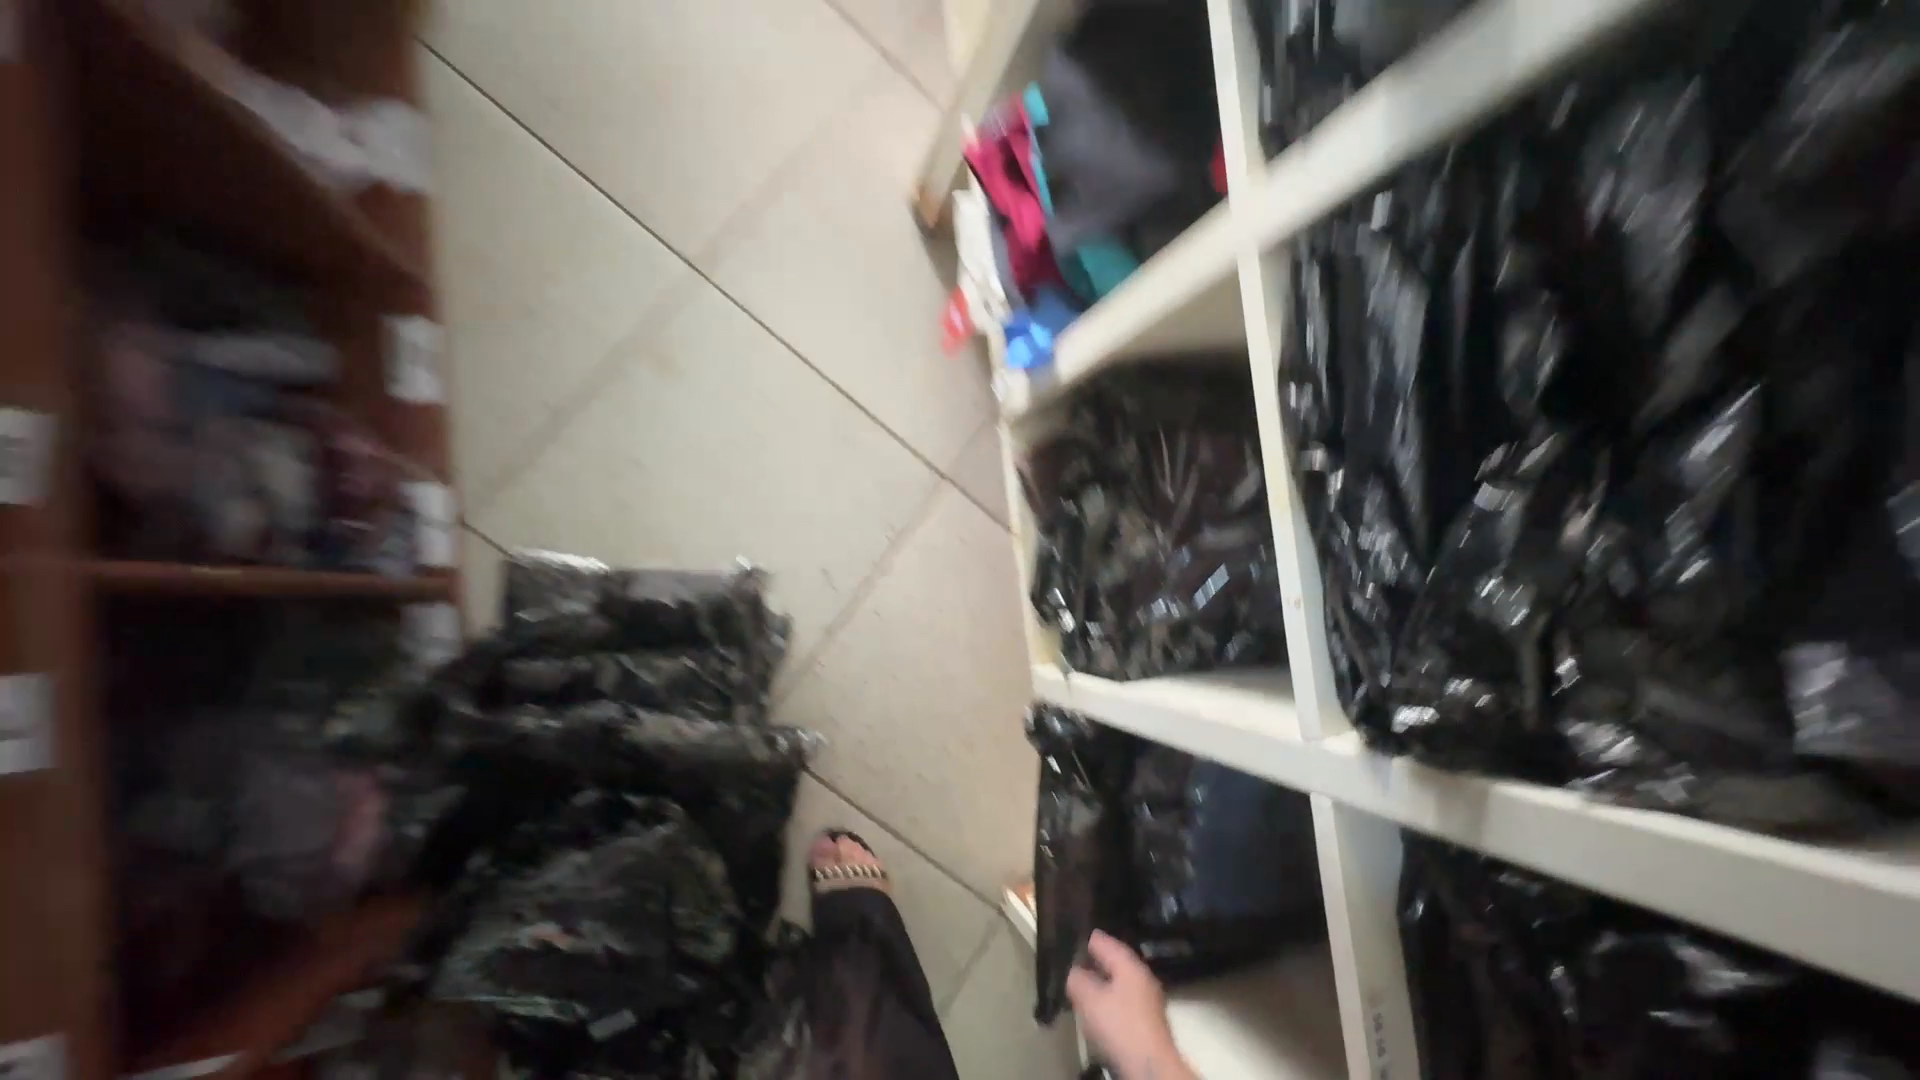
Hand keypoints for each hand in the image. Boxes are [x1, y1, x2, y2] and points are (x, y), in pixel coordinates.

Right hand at [1066, 931, 1195, 1079]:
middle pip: (1115, 962)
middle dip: (1095, 962)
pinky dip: (1110, 1001)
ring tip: (1082, 986)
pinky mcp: (1148, 1022)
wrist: (1150, 1068)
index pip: (1104, 941)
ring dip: (1102, 984)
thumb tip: (1074, 971)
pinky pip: (1123, 1002)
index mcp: (1130, 965)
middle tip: (1073, 962)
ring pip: (1120, 983)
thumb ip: (1077, 980)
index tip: (1071, 936)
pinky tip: (1098, 1011)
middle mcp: (1142, 977)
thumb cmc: (1119, 1026)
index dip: (1086, 939)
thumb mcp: (1089, 999)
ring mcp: (1148, 1000)